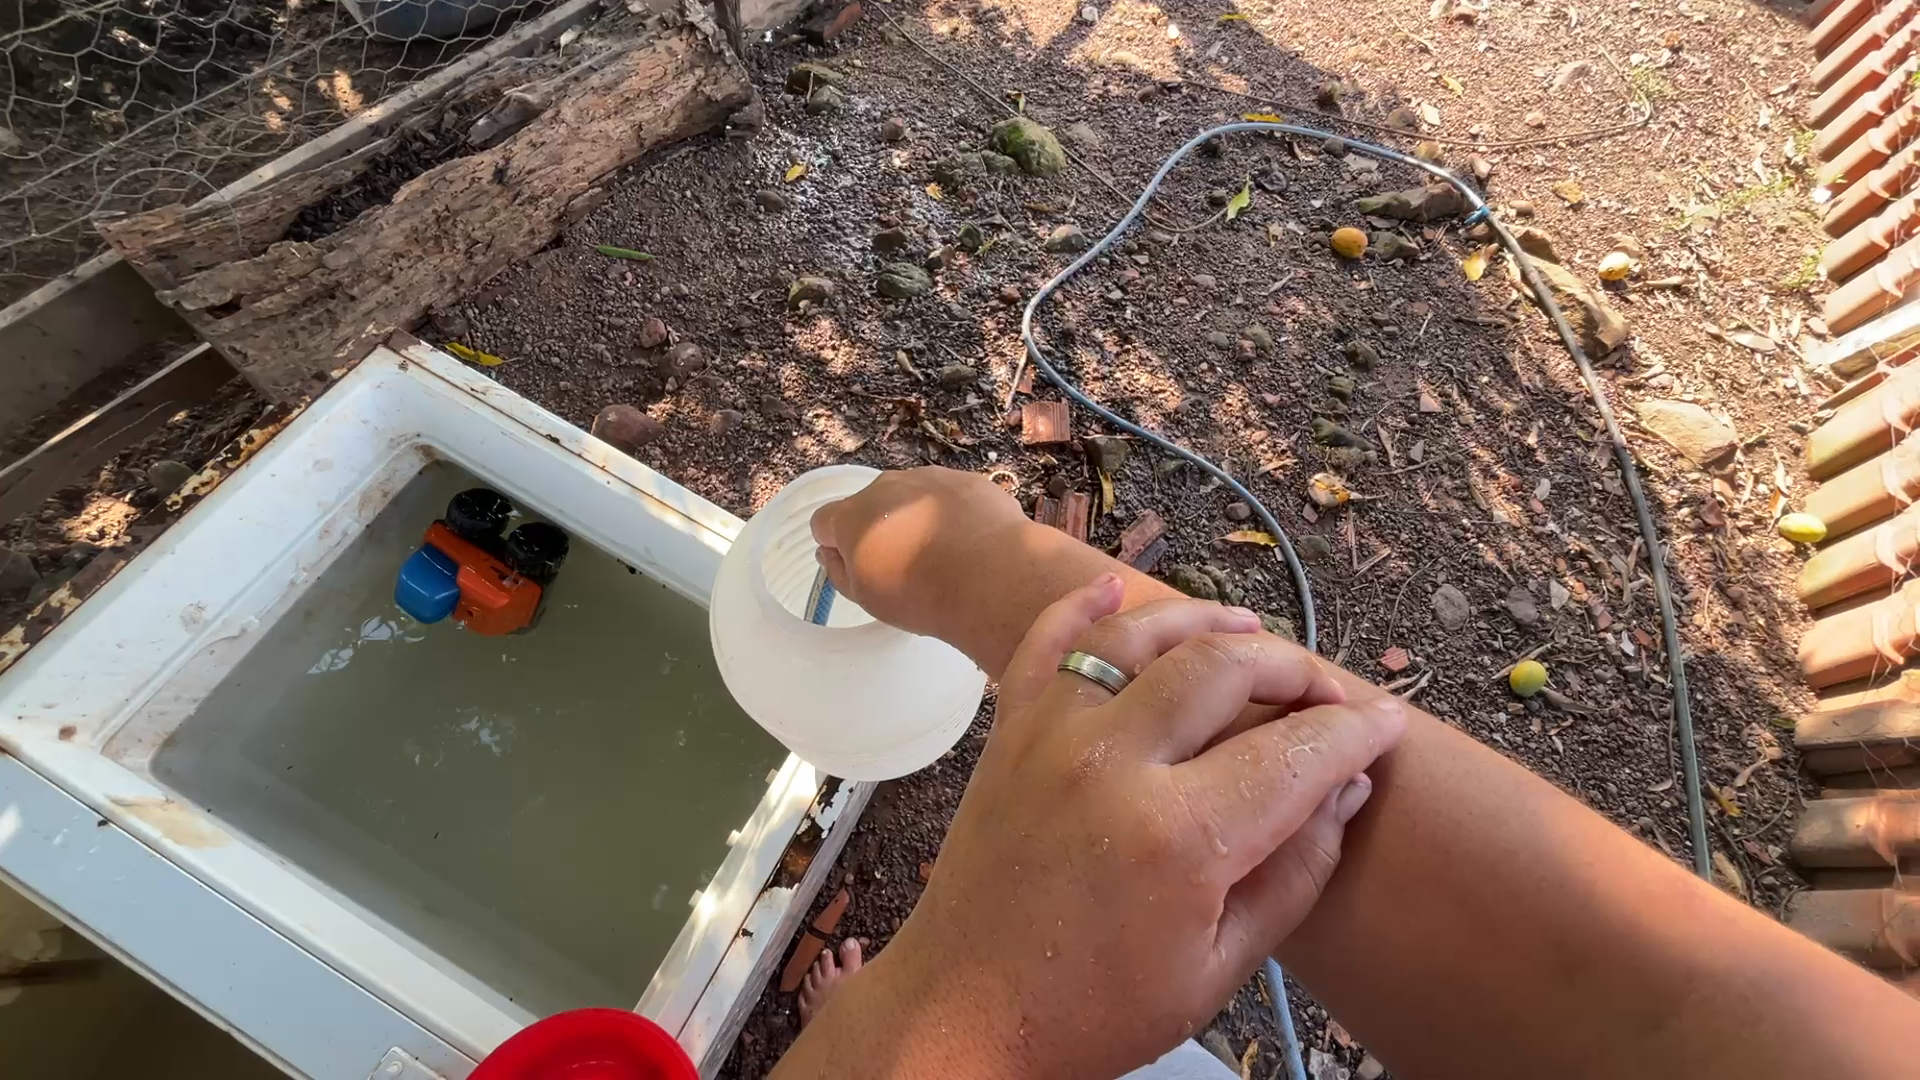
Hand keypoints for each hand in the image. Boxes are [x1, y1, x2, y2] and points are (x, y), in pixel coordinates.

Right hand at [810, 466, 1028, 638]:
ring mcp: (931, 477)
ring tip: (945, 555)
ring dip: (918, 517)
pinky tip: (973, 543)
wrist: (990, 578)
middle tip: (905, 565)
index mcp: (852, 515)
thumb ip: (840, 571)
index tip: (857, 565)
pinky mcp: (970, 480)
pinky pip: (953, 496)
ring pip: (914, 496)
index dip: (837, 544)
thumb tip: (832, 553)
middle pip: (872, 505)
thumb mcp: (865, 597)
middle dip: (881, 528)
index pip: (825, 521)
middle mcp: (887, 486)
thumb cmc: (919, 594)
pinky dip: (956, 514)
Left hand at [895, 575, 1405, 1079]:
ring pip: (1135, 637)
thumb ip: (1294, 870)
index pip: (1291, 754)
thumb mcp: (1220, 967)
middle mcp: (1110, 759)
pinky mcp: (1009, 728)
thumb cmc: (1099, 1004)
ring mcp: (1049, 731)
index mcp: (1176, 835)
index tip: (1386, 721)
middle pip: (1218, 670)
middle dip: (1288, 668)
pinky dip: (1077, 608)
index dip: (1353, 732)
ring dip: (1199, 619)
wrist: (967, 1001)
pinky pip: (1042, 645)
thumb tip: (1346, 786)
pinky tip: (1111, 588)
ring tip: (1247, 627)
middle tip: (1322, 690)